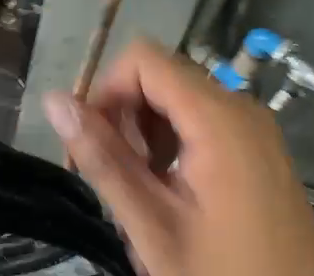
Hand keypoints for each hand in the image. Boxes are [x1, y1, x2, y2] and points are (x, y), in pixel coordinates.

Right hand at [42, 41, 313, 275]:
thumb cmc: (227, 275)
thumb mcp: (155, 227)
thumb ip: (104, 159)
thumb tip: (53, 99)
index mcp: (219, 118)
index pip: (143, 59)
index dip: (108, 90)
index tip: (94, 142)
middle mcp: (240, 107)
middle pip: (161, 74)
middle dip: (126, 112)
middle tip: (115, 172)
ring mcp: (255, 127)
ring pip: (179, 96)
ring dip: (147, 129)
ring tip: (142, 186)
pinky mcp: (261, 148)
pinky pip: (204, 118)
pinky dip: (175, 139)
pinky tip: (171, 188)